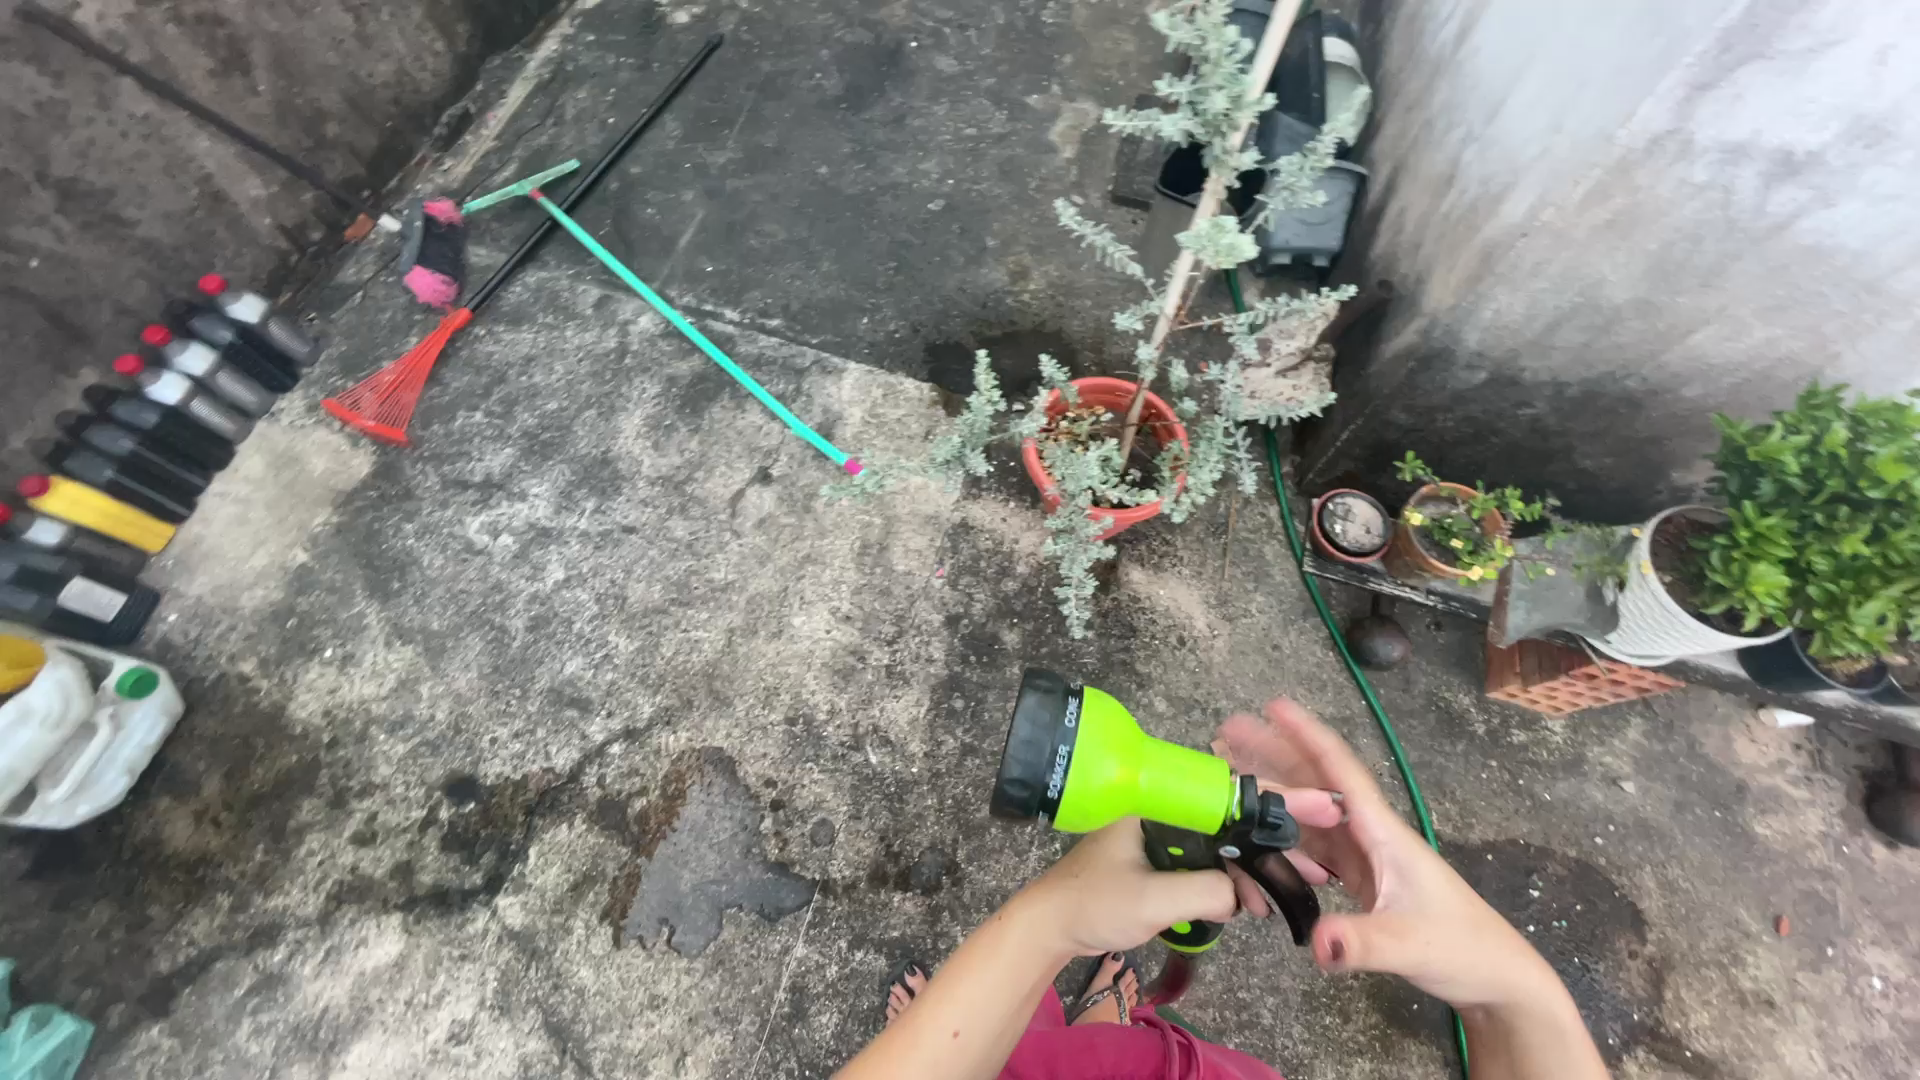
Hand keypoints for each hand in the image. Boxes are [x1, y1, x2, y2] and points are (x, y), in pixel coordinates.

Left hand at [1015, 818, 1236, 957]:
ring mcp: (1145, 839)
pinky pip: (1184, 866)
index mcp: (1148, 808)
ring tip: (1244, 909)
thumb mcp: (1154, 899)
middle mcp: (1149, 816)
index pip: (1208, 808)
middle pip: (1208, 832)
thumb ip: (1203, 891)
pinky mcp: (1143, 861)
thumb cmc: (1097, 904)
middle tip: (1256, 904)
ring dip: (1222, 879)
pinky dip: (1203, 886)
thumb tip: (1237, 893)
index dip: (1242, 836)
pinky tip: (1217, 908)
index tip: (1266, 870)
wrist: (1052, 926)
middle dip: (1236, 865)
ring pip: (1198, 851)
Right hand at [1213, 700, 1558, 1009]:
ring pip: (1307, 809)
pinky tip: (1258, 828)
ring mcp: (1361, 853)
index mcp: (1382, 832)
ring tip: (1232, 768)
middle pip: (1313, 780)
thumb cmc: (1465, 950)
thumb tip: (1317, 943)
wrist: (1499, 982)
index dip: (1306, 735)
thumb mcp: (1412, 946)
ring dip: (1271, 786)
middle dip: (1272, 751)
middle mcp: (1367, 833)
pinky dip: (1280, 829)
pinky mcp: (1357, 875)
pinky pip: (1309, 842)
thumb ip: (1363, 942)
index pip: (1340, 771)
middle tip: (1227, 732)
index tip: (1273, 706)